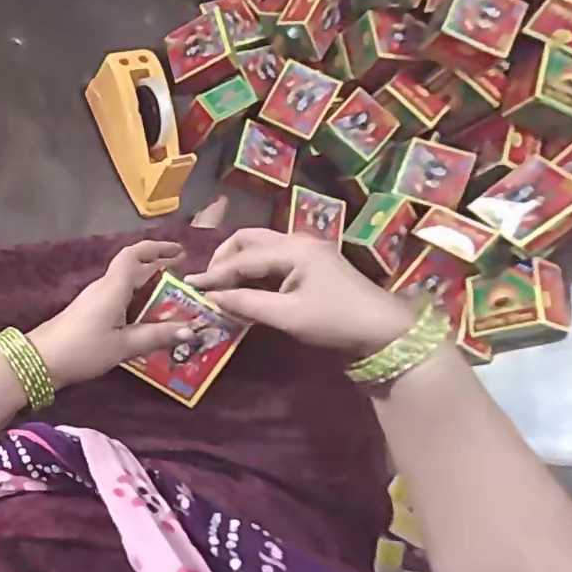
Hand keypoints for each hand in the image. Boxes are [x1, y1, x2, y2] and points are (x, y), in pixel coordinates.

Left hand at [28, 241, 194, 387]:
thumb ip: (156, 336)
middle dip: (157, 266)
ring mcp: (93, 300)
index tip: (179, 251)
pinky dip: (135, 299)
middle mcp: (103, 287)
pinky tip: (145, 315)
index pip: (135, 255)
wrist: (40, 361)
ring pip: (125, 283)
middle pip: (132, 268)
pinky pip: (117, 298)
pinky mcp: (88, 313)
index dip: (157, 249)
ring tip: (170, 296)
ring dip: (147, 284)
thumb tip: (190, 331)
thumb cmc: (83, 349)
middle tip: (182, 274)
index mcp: (113, 287)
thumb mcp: (123, 345)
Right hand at [186, 229, 417, 356]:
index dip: (214, 273)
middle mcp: (297, 241)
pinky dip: (253, 271)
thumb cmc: (334, 321)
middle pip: (248, 240)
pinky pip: (271, 259)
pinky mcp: (310, 264)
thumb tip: (212, 298)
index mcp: (293, 249)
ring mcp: (306, 251)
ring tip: (221, 287)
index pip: (242, 258)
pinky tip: (244, 289)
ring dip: (237, 264)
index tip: (189, 286)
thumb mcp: (286, 315)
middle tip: (208, 283)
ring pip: (259, 248)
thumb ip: (246, 303)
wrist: (383, 332)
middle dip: (224, 259)